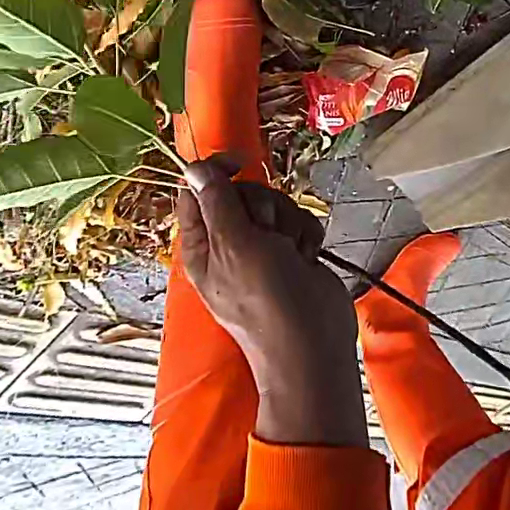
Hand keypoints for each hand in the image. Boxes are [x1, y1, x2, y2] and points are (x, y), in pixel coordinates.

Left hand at [177, 155, 367, 446]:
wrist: (316, 345)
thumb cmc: (268, 301)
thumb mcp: (235, 246)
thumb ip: (217, 202)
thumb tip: (194, 167)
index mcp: (202, 243)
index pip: (198, 191)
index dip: (217, 173)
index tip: (240, 164)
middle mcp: (228, 243)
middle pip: (242, 192)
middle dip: (262, 205)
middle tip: (267, 233)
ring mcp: (262, 248)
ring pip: (274, 204)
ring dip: (287, 222)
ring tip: (290, 252)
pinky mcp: (291, 252)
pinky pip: (298, 220)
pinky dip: (305, 235)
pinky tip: (306, 256)